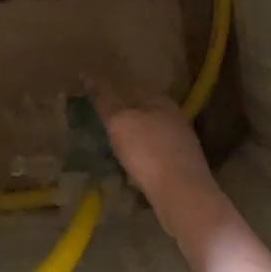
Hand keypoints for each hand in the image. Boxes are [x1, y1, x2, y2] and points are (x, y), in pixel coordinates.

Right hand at [92, 86, 213, 207]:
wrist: (184, 197)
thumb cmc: (148, 151)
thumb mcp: (119, 122)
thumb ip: (104, 99)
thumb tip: (86, 74)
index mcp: (161, 100)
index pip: (132, 89)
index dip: (113, 94)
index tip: (96, 103)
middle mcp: (175, 118)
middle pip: (144, 113)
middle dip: (125, 119)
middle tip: (102, 128)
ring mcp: (183, 145)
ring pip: (151, 137)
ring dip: (135, 142)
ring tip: (114, 152)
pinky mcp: (184, 170)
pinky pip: (157, 158)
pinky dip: (144, 161)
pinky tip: (133, 172)